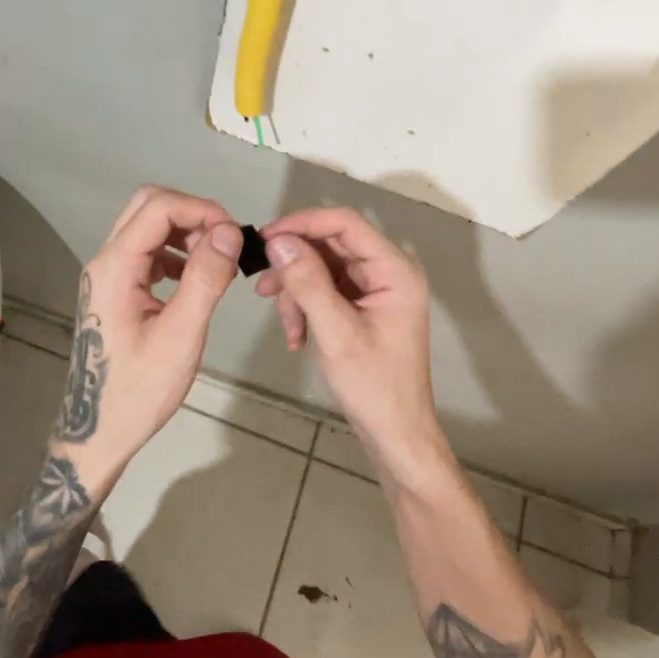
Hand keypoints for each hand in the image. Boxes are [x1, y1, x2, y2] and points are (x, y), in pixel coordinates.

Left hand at [54, 185, 242, 489]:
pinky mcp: (114, 289)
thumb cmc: (139, 390)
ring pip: (146, 226)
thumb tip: (229, 231)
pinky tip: (195, 279)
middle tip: (225, 244)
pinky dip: (174, 252)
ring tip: (216, 262)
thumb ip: (204, 279)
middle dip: (192, 214)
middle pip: (148, 206)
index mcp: (115, 268)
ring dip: (184, 231)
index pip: (159, 207)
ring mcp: (106, 275)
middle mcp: (105, 261)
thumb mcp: (181, 336)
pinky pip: (145, 251)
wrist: (98, 431)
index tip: (235, 235)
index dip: (202, 210)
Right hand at [253, 208, 442, 473]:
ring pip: (323, 267)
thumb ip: (308, 283)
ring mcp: (376, 288)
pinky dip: (306, 307)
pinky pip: (326, 289)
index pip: (345, 223)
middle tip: (263, 287)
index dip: (303, 223)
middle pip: (331, 244)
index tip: (265, 239)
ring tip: (286, 325)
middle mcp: (388, 270)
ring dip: (297, 291)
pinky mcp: (363, 305)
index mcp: (395, 270)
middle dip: (295, 265)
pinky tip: (296, 337)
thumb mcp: (335, 333)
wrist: (395, 434)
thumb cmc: (373, 385)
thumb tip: (278, 241)